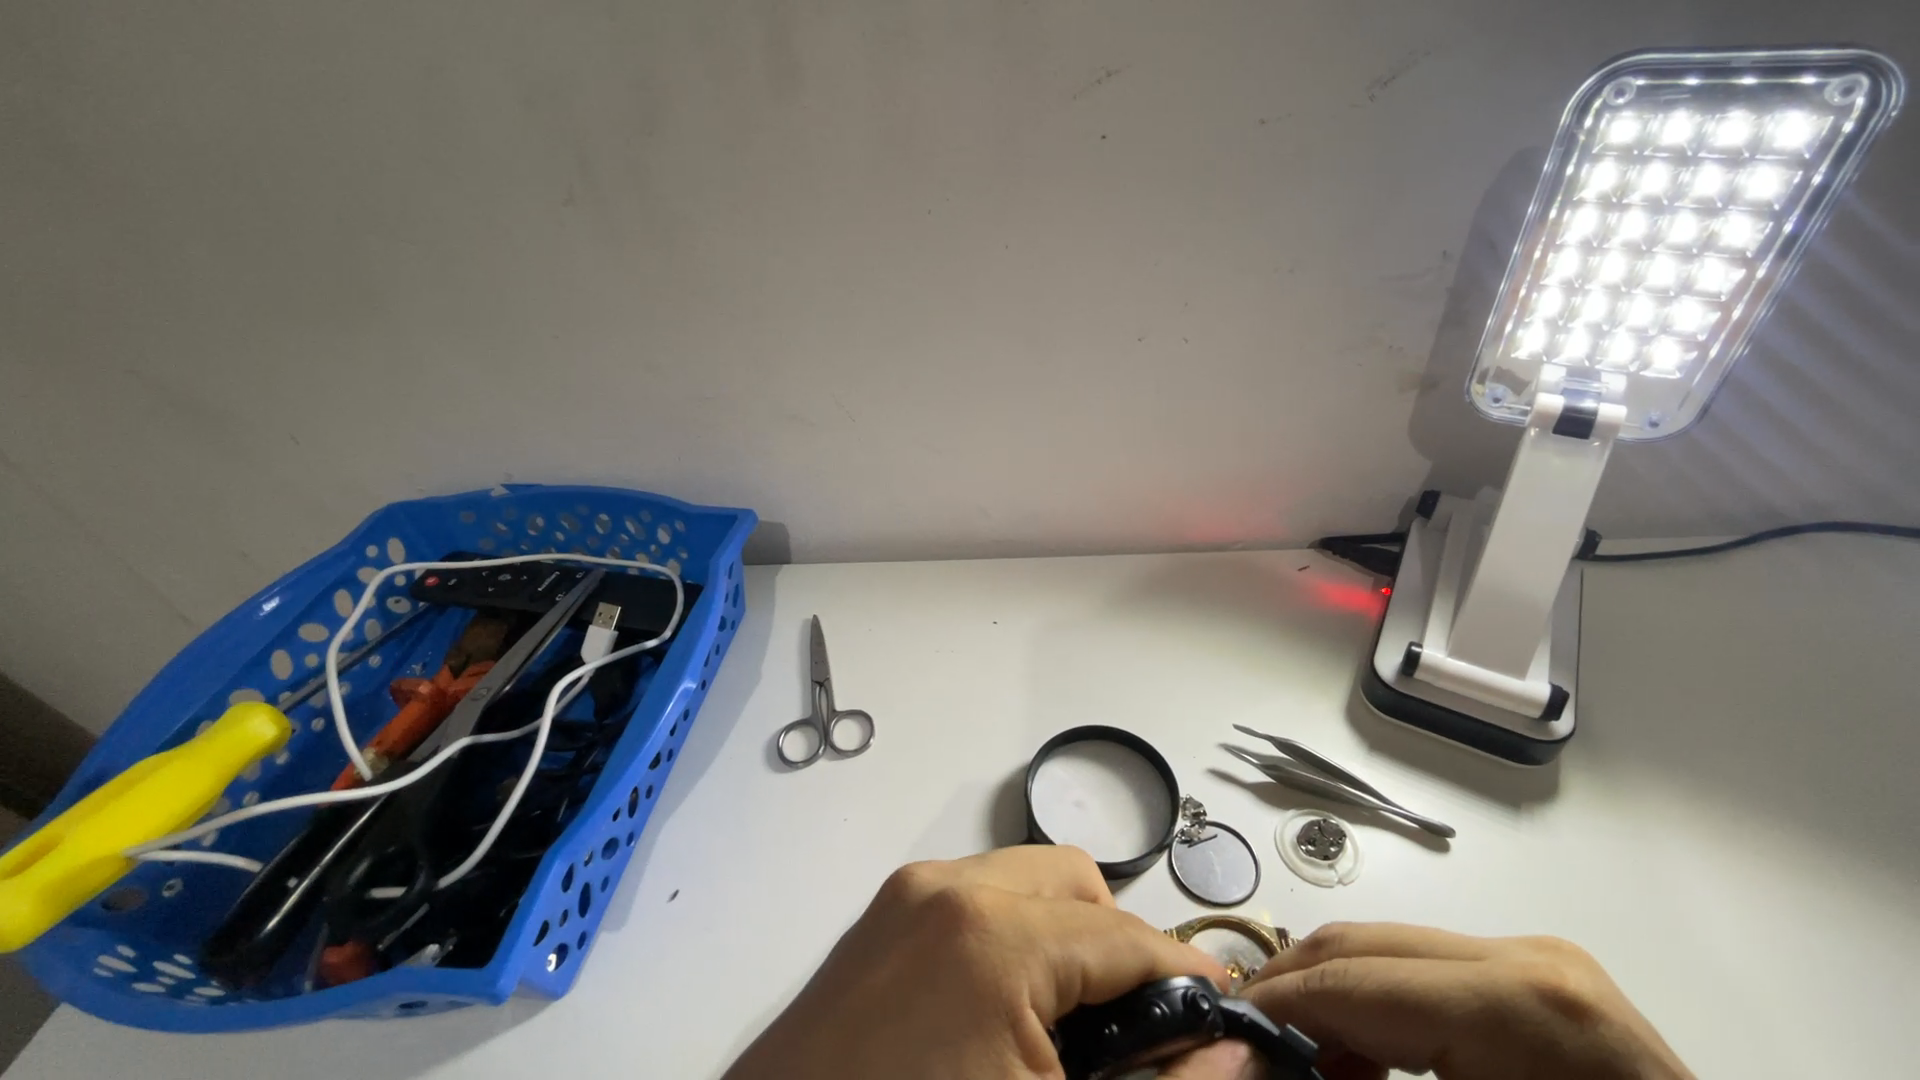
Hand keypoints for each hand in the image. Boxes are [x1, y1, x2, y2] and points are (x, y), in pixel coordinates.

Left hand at [722, 846, 1227, 1079]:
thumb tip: (1234, 1051)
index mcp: (992, 934)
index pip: (1127, 936)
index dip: (1189, 978)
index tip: (1226, 1021)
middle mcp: (945, 887)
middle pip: (1074, 881)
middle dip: (1120, 947)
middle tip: (1134, 1031)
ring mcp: (903, 897)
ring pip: (1024, 881)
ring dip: (1065, 937)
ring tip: (1069, 1026)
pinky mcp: (877, 920)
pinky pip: (974, 899)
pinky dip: (1012, 938)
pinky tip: (1005, 1013)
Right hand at [1240, 922, 1696, 1079]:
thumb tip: (1270, 1064)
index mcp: (1512, 1004)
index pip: (1352, 981)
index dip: (1277, 1005)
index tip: (1225, 1030)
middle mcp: (1524, 956)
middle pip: (1362, 943)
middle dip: (1292, 986)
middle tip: (1248, 1035)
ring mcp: (1538, 956)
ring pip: (1388, 946)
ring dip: (1334, 994)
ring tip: (1307, 1056)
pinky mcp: (1544, 970)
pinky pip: (1430, 966)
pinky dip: (1383, 1002)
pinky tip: (1368, 1053)